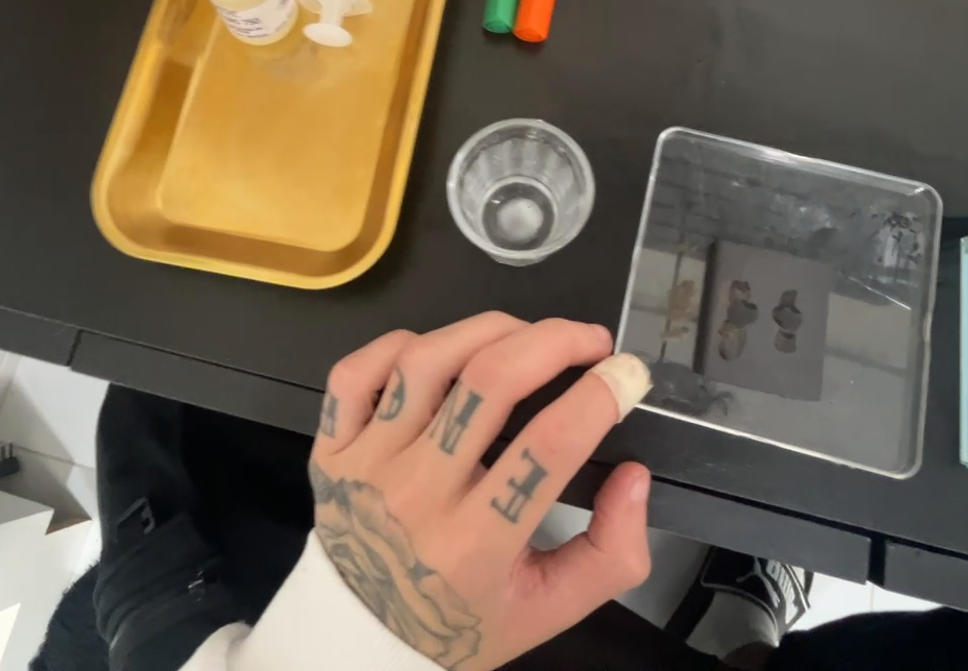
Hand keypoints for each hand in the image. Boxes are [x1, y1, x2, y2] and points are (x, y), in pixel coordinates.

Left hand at [308, 312, 654, 669]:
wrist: (360, 636)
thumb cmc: (460, 616)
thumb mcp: (549, 609)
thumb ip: (611, 552)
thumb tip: (634, 476)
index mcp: (476, 543)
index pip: (548, 446)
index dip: (599, 396)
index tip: (627, 374)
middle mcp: (418, 494)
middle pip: (489, 382)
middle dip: (554, 341)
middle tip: (589, 339)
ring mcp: (367, 463)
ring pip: (427, 360)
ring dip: (488, 330)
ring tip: (523, 336)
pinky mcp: (332, 445)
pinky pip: (359, 370)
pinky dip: (401, 343)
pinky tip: (440, 352)